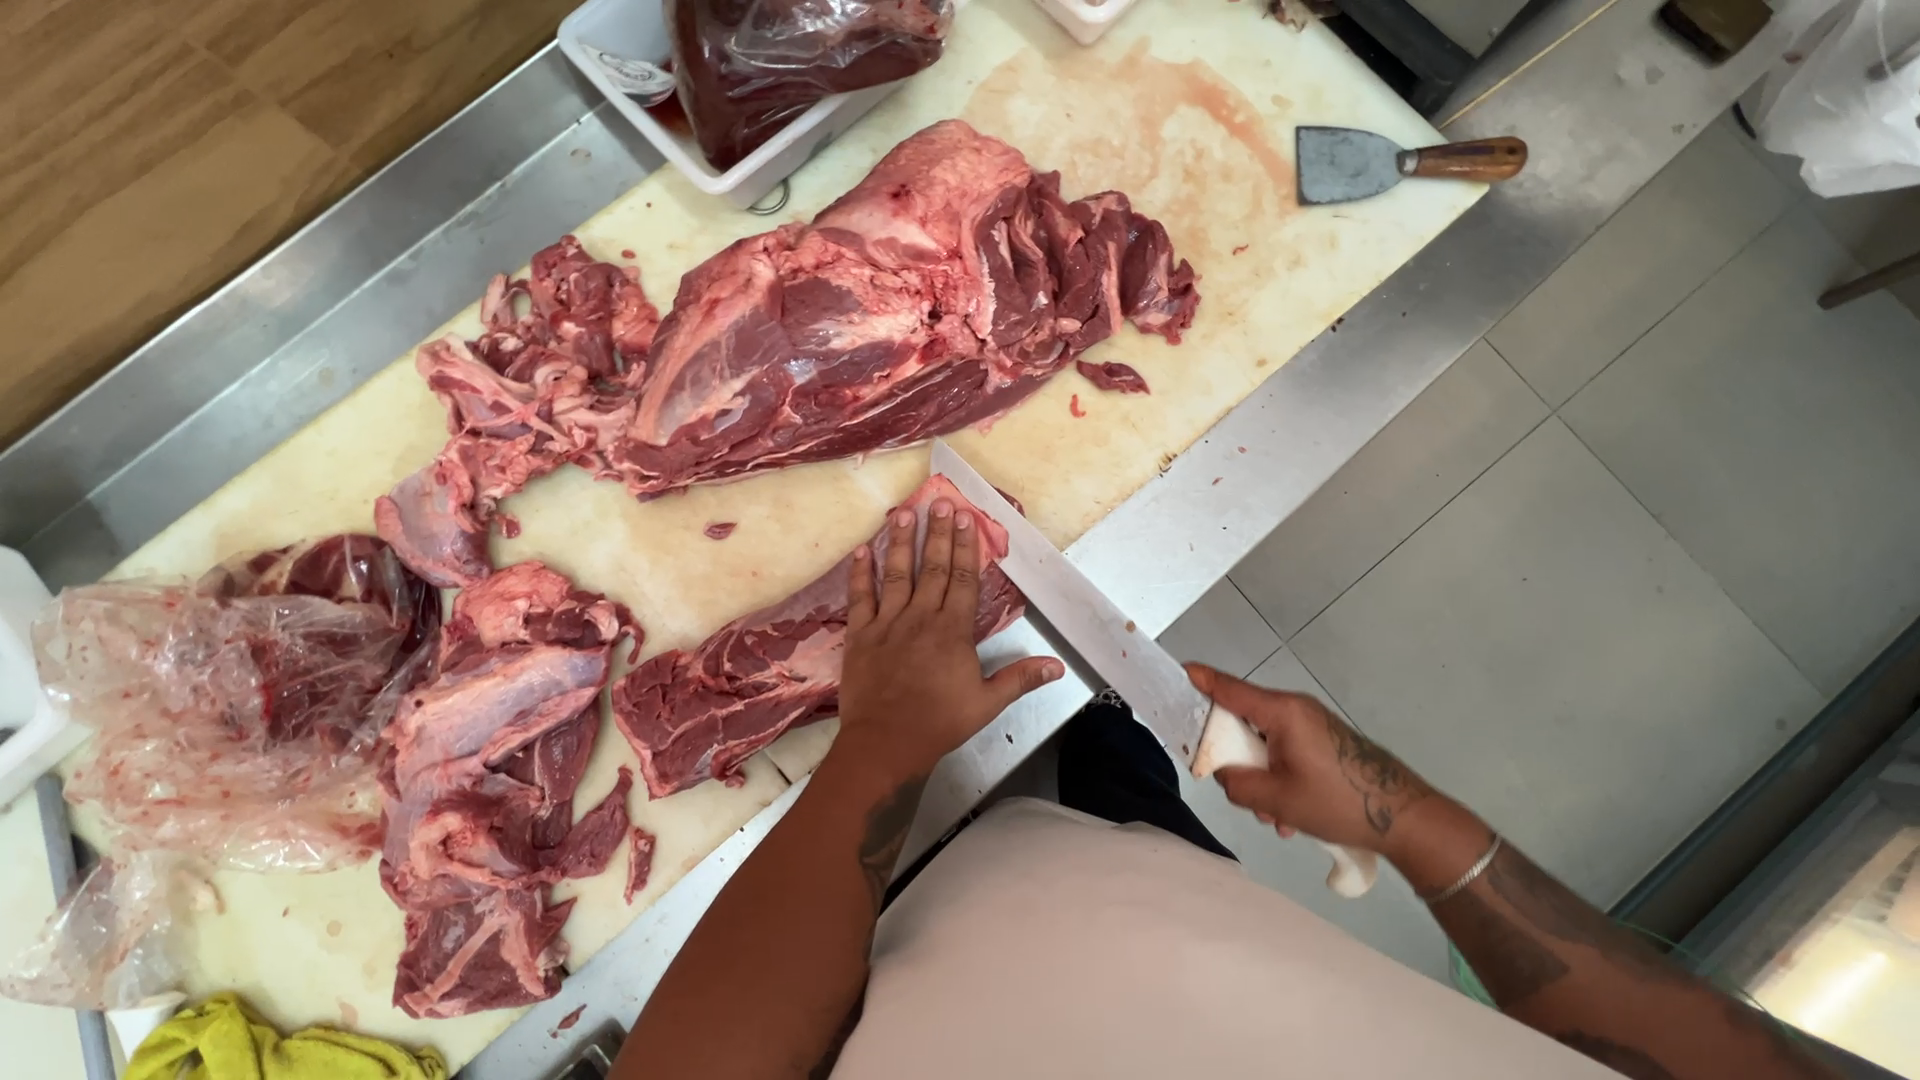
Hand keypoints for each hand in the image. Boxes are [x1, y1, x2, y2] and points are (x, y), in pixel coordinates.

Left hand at [835, 498, 1062, 784]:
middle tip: (939, 502)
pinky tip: (861, 550)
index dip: (966, 545)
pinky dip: (860, 574)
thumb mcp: (987, 703)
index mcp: (953, 630)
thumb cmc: (939, 723)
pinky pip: (860, 598)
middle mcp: (921, 617)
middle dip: (938, 534)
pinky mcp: (861, 635)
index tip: (965, 517)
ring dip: (900, 542)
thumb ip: (1020, 679)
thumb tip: (1058, 667)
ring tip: (903, 513)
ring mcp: (888, 624)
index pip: (964, 578)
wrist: (885, 742)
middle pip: (933, 568)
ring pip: (897, 574)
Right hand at [1187, 664, 1437, 854]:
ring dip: (1261, 778)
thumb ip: (1235, 783)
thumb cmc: (1339, 803)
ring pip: (1264, 744)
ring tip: (1276, 817)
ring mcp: (1311, 724)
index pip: (1229, 688)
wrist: (1407, 819)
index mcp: (1282, 712)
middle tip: (1239, 792)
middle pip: (1243, 722)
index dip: (1200, 680)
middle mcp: (1295, 709)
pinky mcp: (1323, 741)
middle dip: (1236, 759)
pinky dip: (1280, 779)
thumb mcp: (1276, 799)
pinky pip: (1285, 752)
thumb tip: (1225, 773)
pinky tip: (1291, 816)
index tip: (1176, 672)